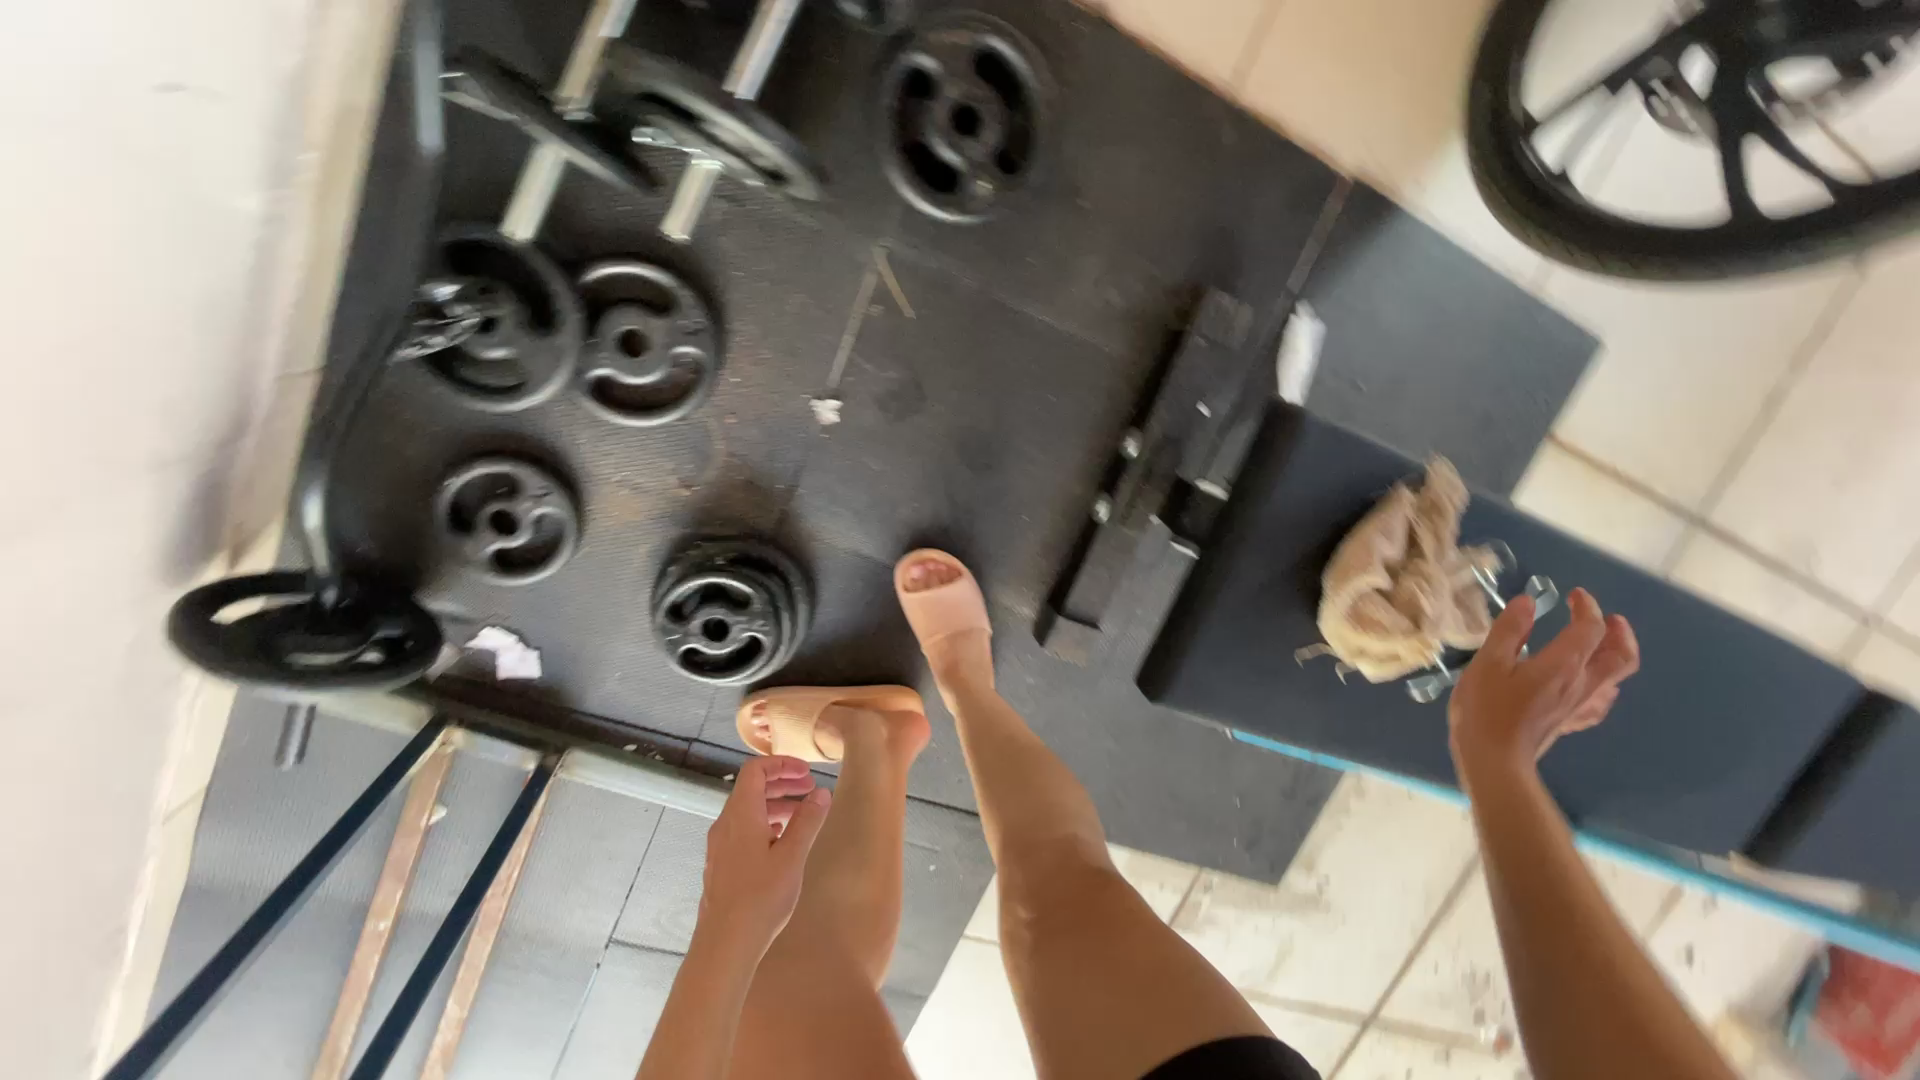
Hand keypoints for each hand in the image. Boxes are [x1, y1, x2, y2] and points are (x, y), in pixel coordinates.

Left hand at [699, 755, 832, 951]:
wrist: (724, 945)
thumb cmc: (760, 897)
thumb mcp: (792, 856)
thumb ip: (808, 821)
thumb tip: (821, 793)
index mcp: (741, 815)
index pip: (755, 770)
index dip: (781, 764)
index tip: (807, 773)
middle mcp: (725, 825)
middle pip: (751, 788)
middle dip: (782, 783)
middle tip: (810, 789)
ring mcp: (720, 846)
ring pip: (747, 811)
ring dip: (775, 804)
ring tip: (802, 815)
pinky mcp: (721, 865)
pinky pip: (743, 830)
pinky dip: (765, 824)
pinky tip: (782, 843)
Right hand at [1448, 588, 1639, 778]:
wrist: (1493, 758)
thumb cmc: (1485, 708)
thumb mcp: (1487, 663)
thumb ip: (1509, 630)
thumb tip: (1528, 602)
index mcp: (1562, 665)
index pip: (1589, 629)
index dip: (1587, 607)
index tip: (1573, 595)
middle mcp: (1581, 683)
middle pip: (1620, 656)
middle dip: (1619, 633)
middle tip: (1607, 618)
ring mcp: (1579, 706)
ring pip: (1615, 679)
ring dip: (1615, 656)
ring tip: (1602, 646)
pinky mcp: (1570, 722)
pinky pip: (1600, 702)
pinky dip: (1604, 687)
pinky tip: (1592, 686)